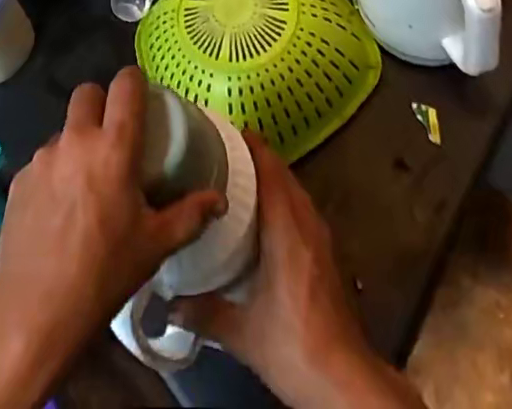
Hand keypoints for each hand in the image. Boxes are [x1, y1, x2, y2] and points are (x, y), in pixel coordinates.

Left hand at [0, 68, 223, 408]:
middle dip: (102, 101)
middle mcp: (74, 140)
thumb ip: (190, 215)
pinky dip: (56, 170)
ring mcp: (42, 157)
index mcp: (113, 148)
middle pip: (86, 94)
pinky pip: (44, 160)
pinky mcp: (19, 176)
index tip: (141, 90)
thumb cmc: (106, 271)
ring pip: (63, 129)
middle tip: (115, 130)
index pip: (124, 88)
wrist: (37, 305)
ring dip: (78, 140)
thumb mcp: (155, 245)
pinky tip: (61, 206)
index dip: (134, 80)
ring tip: (88, 179)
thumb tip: (219, 198)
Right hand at [173, 131, 423, 408]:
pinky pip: (301, 210)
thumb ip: (201, 311)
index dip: (251, 146)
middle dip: (256, 156)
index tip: (224, 128)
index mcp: (288, 232)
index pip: (272, 172)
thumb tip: (164, 302)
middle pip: (285, 176)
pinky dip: (281, 197)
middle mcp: (308, 228)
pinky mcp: (326, 258)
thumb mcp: (240, 330)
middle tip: (220, 147)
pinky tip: (260, 212)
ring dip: (271, 176)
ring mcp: (321, 242)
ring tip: (236, 172)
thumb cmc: (294, 345)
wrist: (347, 382)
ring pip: (295, 192)